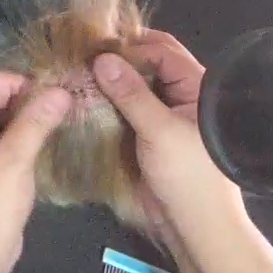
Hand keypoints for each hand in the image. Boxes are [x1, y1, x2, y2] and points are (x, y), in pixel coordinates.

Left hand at [0, 72, 70, 267]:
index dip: (11, 81)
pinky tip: (41, 136)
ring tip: (52, 116)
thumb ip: (36, 121)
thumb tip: (60, 91)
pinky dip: (18, 132)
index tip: (44, 91)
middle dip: (19, 96)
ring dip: (21, 114)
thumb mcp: (16, 158)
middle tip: (53, 103)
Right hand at [92, 31, 241, 233]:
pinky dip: (106, 102)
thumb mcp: (160, 131)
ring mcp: (162, 115)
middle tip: (80, 57)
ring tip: (75, 73)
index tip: (92, 45)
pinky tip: (82, 99)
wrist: (195, 227)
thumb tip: (101, 58)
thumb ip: (131, 94)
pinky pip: (125, 109)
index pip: (161, 50)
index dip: (129, 45)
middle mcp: (180, 95)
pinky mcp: (146, 134)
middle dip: (116, 60)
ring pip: (133, 87)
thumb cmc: (188, 176)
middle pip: (146, 65)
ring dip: (108, 82)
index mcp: (196, 88)